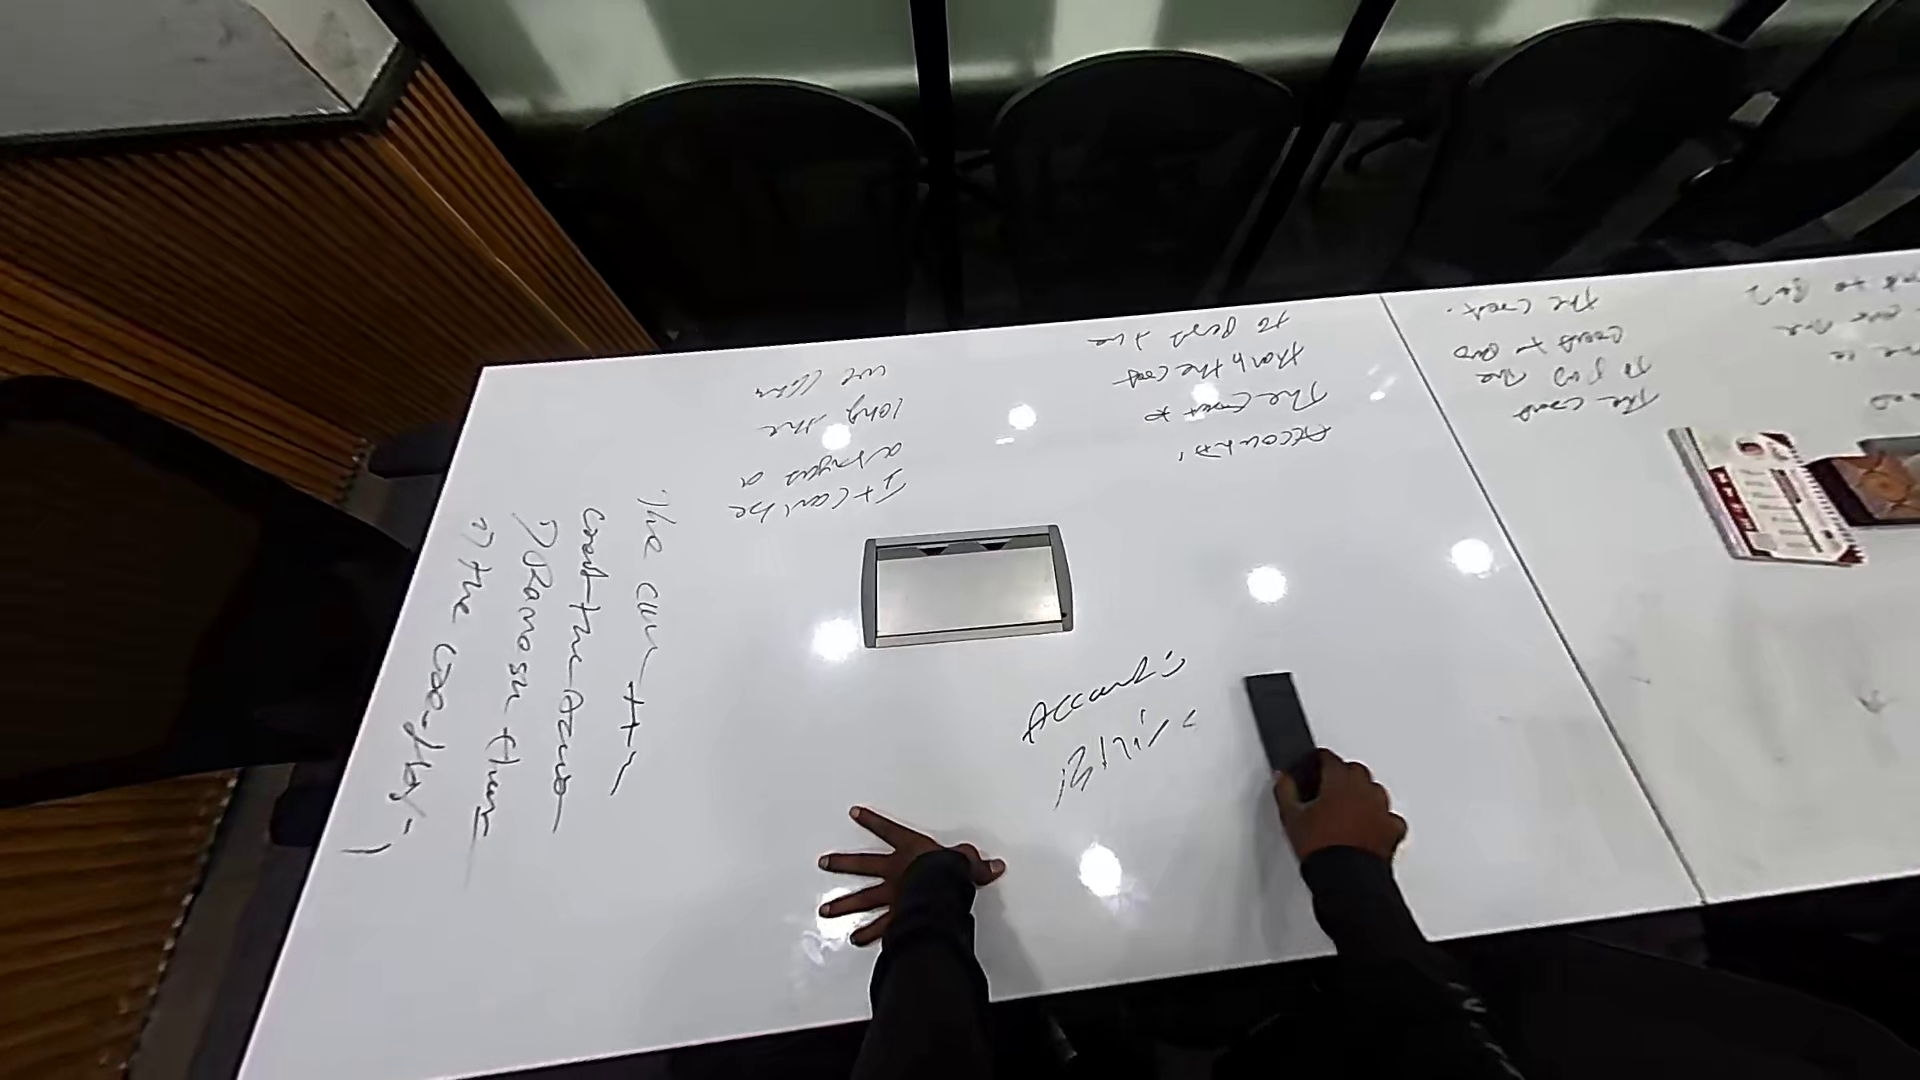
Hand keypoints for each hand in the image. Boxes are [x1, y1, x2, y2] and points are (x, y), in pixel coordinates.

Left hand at [817, 806, 1005, 946]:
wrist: (942, 890)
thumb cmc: (950, 871)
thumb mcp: (966, 860)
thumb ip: (975, 864)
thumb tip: (994, 866)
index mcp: (910, 850)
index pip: (887, 830)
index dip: (871, 820)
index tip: (854, 812)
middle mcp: (895, 870)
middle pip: (863, 864)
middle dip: (843, 863)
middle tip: (823, 862)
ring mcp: (891, 894)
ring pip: (862, 897)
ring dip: (844, 904)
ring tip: (825, 910)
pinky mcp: (894, 917)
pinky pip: (878, 926)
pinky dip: (867, 934)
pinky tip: (854, 939)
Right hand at [1274, 749, 1406, 861]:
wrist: (1348, 880)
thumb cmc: (1322, 847)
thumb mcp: (1291, 815)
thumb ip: (1285, 790)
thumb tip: (1283, 778)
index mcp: (1339, 783)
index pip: (1330, 758)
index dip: (1319, 758)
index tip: (1313, 762)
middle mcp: (1364, 793)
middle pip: (1356, 770)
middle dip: (1343, 772)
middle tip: (1328, 781)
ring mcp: (1381, 812)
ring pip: (1375, 790)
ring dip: (1363, 791)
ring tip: (1348, 800)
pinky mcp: (1392, 833)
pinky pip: (1390, 817)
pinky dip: (1381, 817)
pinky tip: (1369, 823)